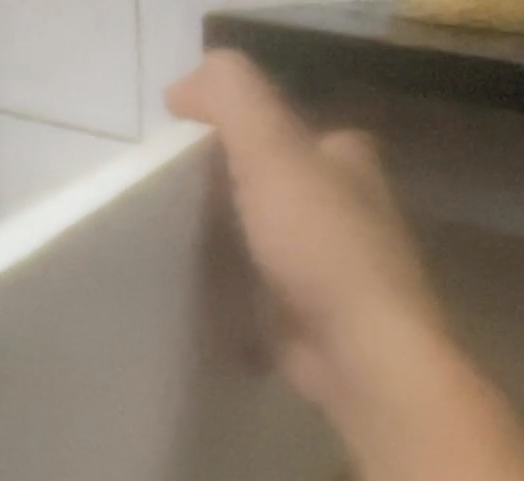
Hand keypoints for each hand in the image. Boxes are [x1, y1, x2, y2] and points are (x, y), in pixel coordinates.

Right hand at [167, 51, 448, 413]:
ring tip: (173, 260)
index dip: (230, 137)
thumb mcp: (272, 150)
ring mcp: (332, 274)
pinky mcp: (314, 324)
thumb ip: (231, 98)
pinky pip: (263, 305)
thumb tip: (185, 85)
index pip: (281, 132)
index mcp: (345, 161)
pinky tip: (203, 311)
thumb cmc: (320, 247)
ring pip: (265, 250)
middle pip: (270, 194)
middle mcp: (346, 213)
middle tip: (166, 213)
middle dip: (223, 201)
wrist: (357, 352)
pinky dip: (236, 308)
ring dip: (227, 256)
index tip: (177, 159)